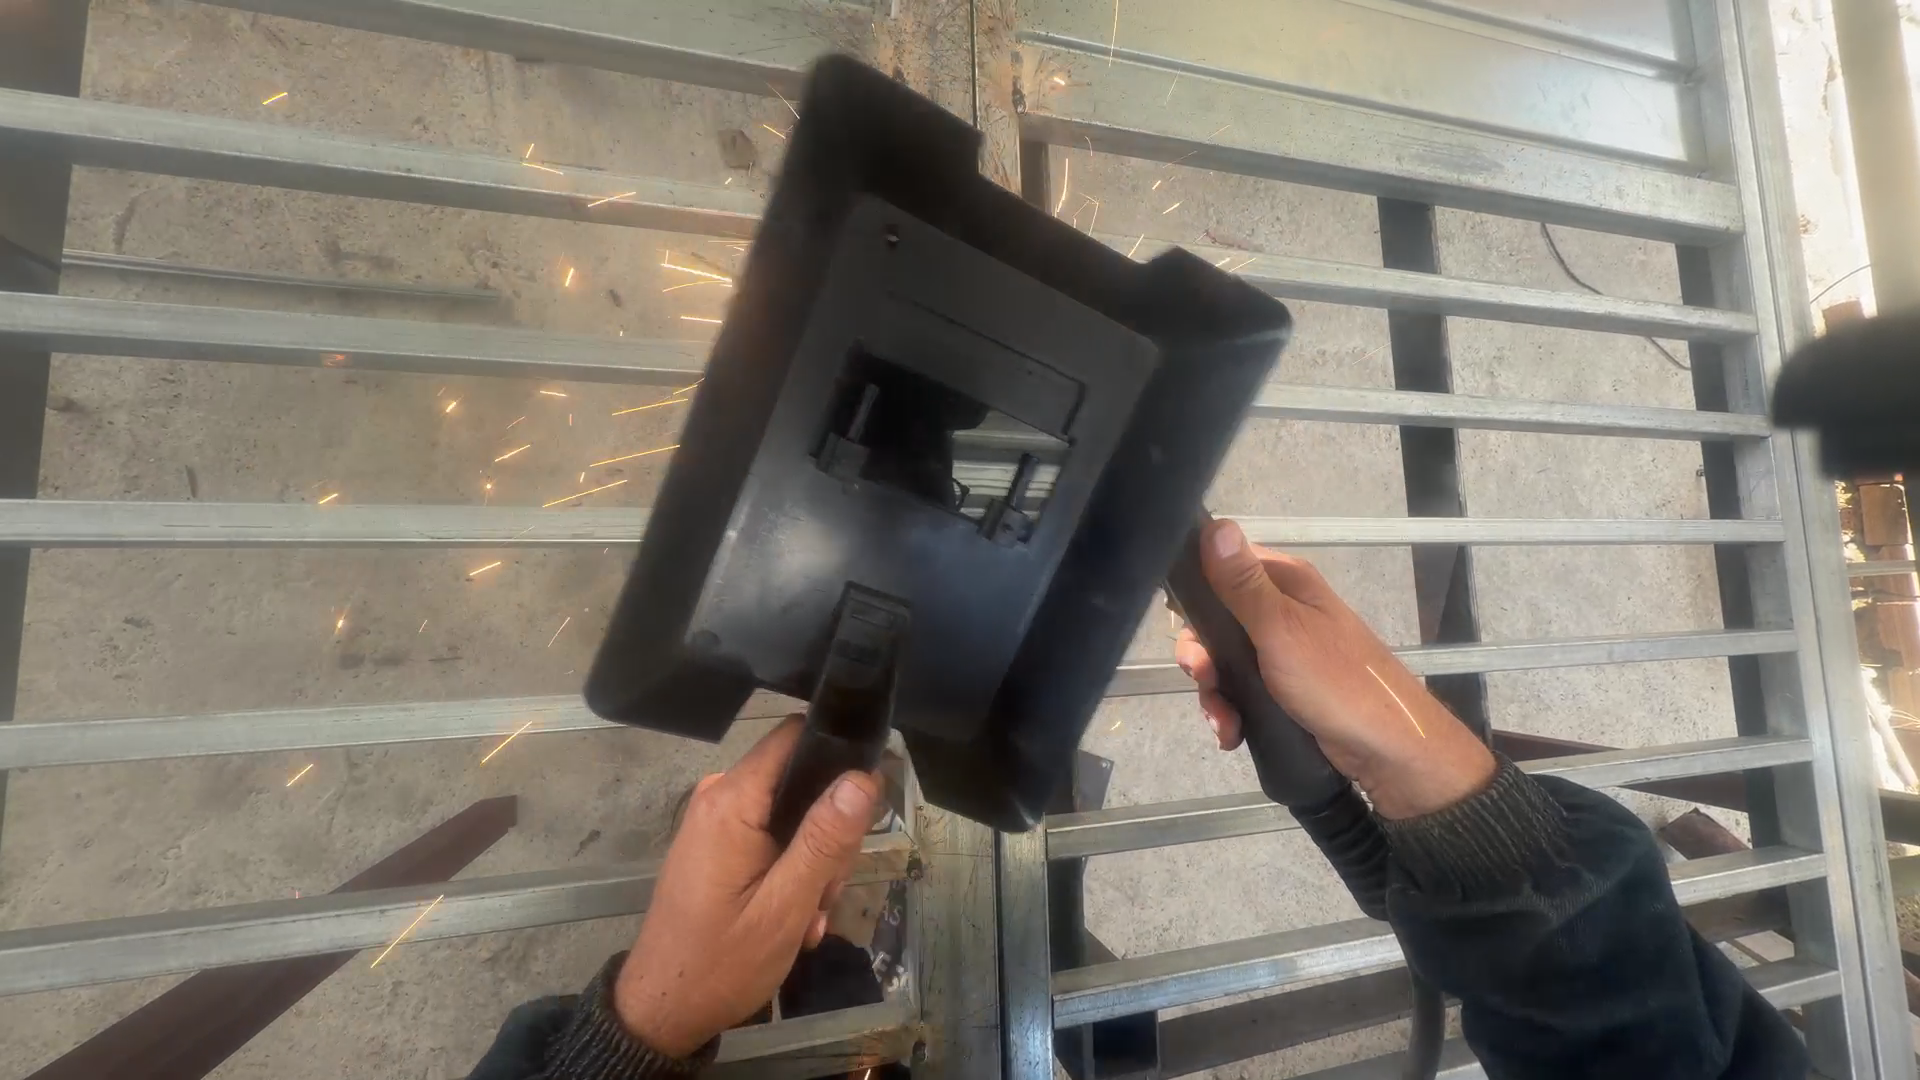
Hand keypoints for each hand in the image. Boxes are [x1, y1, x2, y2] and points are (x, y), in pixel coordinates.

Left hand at [612, 717, 882, 1056]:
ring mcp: (716, 817)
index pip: (796, 734)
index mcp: (733, 799)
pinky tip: (795, 912)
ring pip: (792, 808)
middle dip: (829, 828)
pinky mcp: (717, 839)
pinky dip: (791, 865)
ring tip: (810, 912)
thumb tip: (863, 777)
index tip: (867, 797)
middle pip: (800, 776)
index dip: (838, 753)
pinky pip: (771, 830)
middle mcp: (720, 794)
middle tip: (830, 887)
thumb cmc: (721, 963)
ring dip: (813, 857)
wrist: (660, 1015)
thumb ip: (825, 838)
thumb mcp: (785, 906)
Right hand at [1174, 519, 1494, 819]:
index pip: (1221, 565)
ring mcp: (1280, 650)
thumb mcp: (1281, 628)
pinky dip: (1229, 711)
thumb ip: (1241, 582)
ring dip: (1213, 693)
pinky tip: (1230, 731)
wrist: (1388, 753)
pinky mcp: (1280, 687)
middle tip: (1203, 678)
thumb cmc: (1336, 681)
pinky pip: (1238, 690)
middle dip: (1200, 655)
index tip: (1178, 621)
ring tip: (1222, 720)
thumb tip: (1215, 524)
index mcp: (1284, 582)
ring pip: (1221, 661)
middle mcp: (1280, 609)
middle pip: (1213, 621)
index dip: (1194, 591)